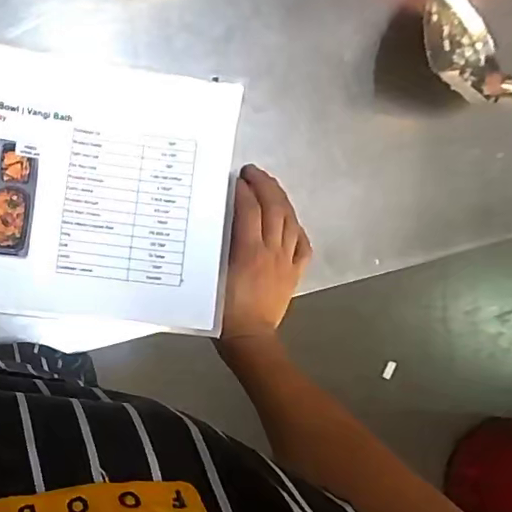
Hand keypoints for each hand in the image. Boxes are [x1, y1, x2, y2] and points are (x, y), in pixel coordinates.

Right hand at [218, 164, 310, 347]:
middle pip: (273, 208)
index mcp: (248, 252)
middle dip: (264, 185)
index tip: (235, 178)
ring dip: (280, 199)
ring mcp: (286, 261)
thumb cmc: (222, 314)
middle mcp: (271, 252)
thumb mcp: (210, 280)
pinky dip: (295, 227)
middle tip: (252, 173)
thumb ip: (216, 253)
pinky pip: (301, 244)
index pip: (248, 211)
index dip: (243, 191)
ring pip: (289, 221)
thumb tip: (218, 227)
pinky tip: (289, 222)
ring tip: (269, 187)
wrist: (249, 338)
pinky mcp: (294, 273)